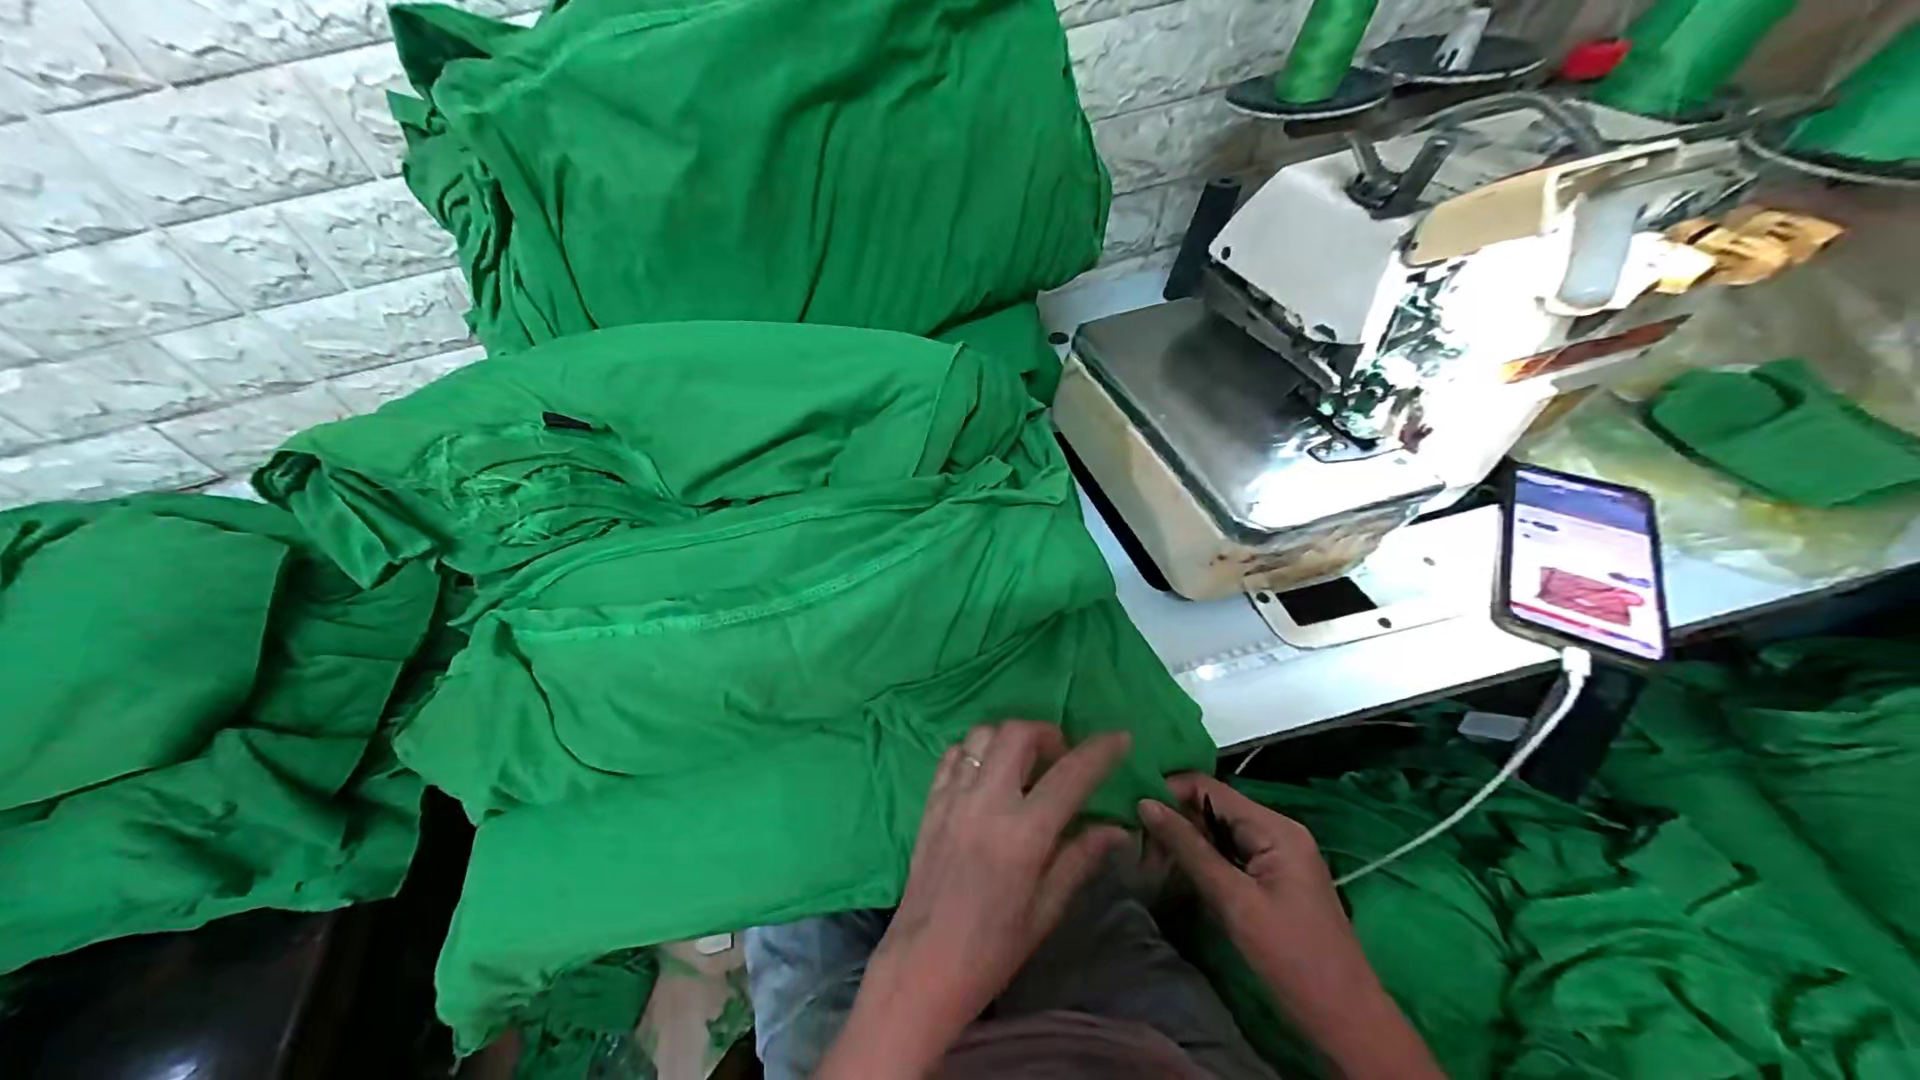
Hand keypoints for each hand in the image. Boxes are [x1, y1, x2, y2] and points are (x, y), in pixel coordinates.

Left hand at [819, 721, 1132, 1078]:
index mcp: (1022, 834)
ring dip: (1010, 738)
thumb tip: (1117, 829)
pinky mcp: (930, 802)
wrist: (923, 965)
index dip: (1100, 751)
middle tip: (1061, 757)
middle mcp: (986, 803)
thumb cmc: (993, 949)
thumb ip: (1080, 859)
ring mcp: (953, 798)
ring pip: (982, 734)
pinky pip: (954, 754)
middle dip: (1048, 733)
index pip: (1070, 775)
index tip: (1119, 738)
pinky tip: (988, 773)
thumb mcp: (1046, 910)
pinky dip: (976, 751)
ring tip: (1025, 763)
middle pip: (1018, 734)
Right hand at [1140, 773, 1444, 1079]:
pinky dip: (1202, 857)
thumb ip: (1189, 848)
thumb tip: (1145, 804)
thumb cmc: (1291, 958)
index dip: (1169, 792)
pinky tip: (1177, 870)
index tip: (1133, 809)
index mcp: (1275, 827)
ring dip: (1185, 840)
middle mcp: (1278, 829)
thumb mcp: (1233, 900)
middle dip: (1174, 819)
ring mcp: (1278, 853)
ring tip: (1150, 858)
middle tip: (1138, 843)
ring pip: (1218, 829)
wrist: (1346, 1021)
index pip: (1209, 788)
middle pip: (1213, 806)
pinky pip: (1230, 851)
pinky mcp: (1273, 876)